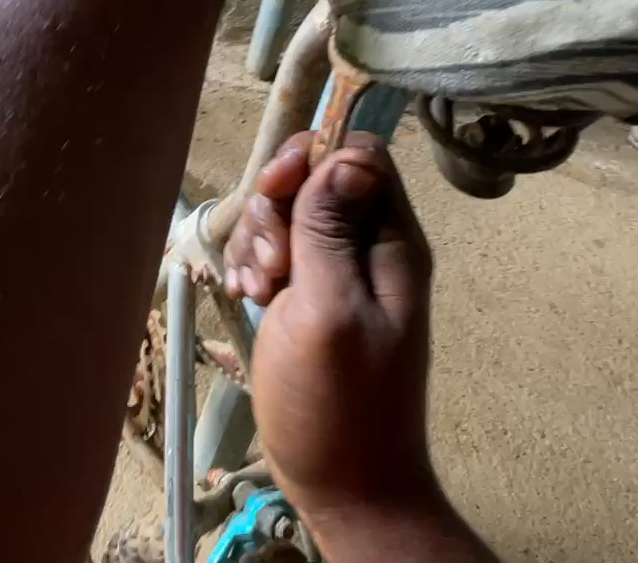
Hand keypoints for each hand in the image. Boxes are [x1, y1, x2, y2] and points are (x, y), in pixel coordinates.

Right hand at [221, 132, 441, 519]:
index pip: (357, 155)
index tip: (276, 192)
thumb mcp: (328, 310)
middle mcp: (366, 245)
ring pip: (285, 211)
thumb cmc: (339, 405)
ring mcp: (335, 268)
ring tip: (260, 290)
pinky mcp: (307, 289)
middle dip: (275, 208)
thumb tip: (343, 154)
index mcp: (390, 241)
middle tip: (272, 265)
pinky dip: (251, 263)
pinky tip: (247, 297)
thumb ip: (330, 230)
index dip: (312, 158)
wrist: (342, 484)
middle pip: (311, 178)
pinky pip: (272, 248)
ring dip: (258, 240)